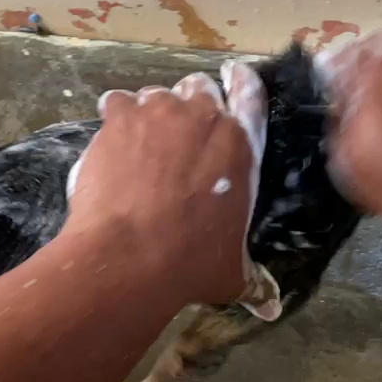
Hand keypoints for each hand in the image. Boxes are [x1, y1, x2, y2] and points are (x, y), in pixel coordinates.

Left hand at [64, 63, 269, 309]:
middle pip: (199, 89)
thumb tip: (271, 308)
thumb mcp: (231, 272)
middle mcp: (203, 117)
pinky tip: (110, 138)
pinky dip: (114, 115)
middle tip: (176, 131)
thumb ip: (253, 280)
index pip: (249, 93)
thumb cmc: (191, 261)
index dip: (240, 80)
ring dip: (151, 111)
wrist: (131, 254)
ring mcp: (159, 112)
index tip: (231, 74)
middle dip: (190, 104)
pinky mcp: (119, 118)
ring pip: (157, 94)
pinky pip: (116, 102)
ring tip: (140, 140)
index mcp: (240, 144)